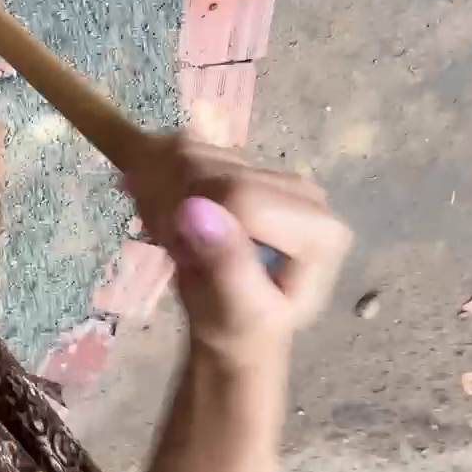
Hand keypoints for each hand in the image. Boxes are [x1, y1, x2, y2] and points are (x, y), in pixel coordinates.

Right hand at [127, 137, 351, 364]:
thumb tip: (194, 208)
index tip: (171, 248)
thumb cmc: (236, 323)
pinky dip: (153, 173)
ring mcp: (272, 173)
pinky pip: (182, 147)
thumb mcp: (233, 311)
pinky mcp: (244, 164)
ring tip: (163, 228)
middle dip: (168, 202)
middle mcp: (304, 191)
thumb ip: (223, 262)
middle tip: (163, 239)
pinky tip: (158, 206)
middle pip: (211, 169)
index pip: (237, 195)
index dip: (190, 219)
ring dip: (156, 188)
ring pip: (191, 152)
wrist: (231, 319)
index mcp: (318, 229)